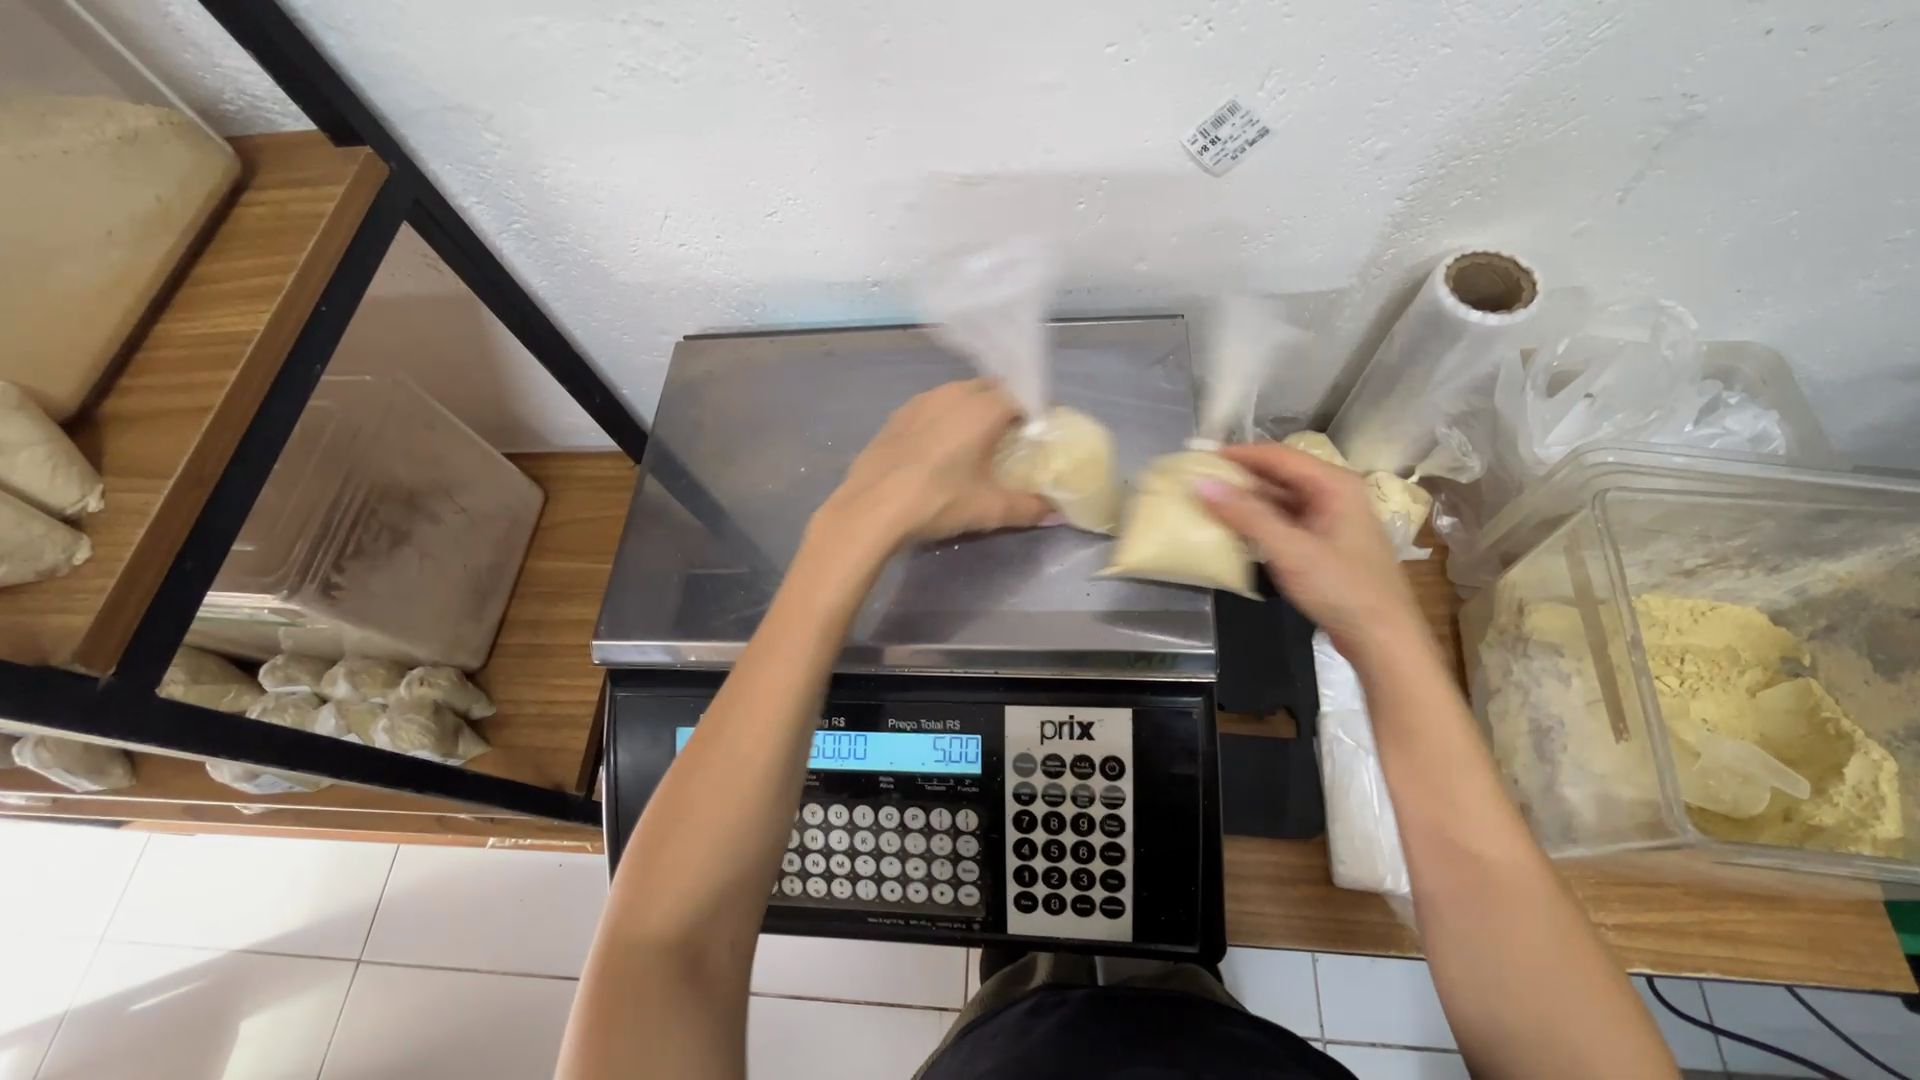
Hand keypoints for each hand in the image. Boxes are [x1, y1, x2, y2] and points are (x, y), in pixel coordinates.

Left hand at [813, 379, 1050, 552]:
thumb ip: (1028, 508)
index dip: (1033, 413)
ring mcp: (921, 401)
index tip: (1037, 435)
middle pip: (989, 388)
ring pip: (957, 394)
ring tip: (973, 442)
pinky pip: (931, 407)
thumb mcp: (989, 509)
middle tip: (1009, 439)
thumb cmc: (939, 501)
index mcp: (983, 408)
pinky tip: (937, 449)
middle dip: (1004, 406)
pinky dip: (942, 419)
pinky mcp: (897, 416)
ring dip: (971, 409)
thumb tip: (1056, 514)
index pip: (1021, 396)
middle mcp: (953, 394)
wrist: (872, 507)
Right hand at [1195, 441, 1426, 658]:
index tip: (1197, 460)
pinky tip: (1235, 532)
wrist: (1383, 638)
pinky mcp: (1325, 543)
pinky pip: (1286, 521)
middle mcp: (1335, 493)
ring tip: (1208, 506)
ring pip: (1281, 499)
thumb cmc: (1341, 590)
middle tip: (1198, 483)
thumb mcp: (1290, 551)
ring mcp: (1332, 519)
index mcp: (1334, 484)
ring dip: (1247, 502)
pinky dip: (1259, 522)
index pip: (1277, 455)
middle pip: (1279, 475)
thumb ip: (1245, 515)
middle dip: (1239, 478)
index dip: (1236, 455)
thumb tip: (1202, 483)